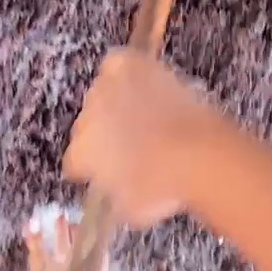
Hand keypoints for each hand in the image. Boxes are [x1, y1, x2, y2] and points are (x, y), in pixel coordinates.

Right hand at [62, 49, 231, 227]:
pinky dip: (125, 70)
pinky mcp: (130, 65)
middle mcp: (86, 117)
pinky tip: (138, 81)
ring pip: (100, 91)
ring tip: (139, 111)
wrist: (196, 151)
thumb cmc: (165, 187)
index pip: (75, 159)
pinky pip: (117, 63)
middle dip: (104, 133)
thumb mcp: (132, 207)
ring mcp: (107, 88)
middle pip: (87, 123)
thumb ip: (114, 192)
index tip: (109, 168)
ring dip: (114, 101)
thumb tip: (117, 185)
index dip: (93, 164)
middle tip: (129, 141)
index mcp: (81, 154)